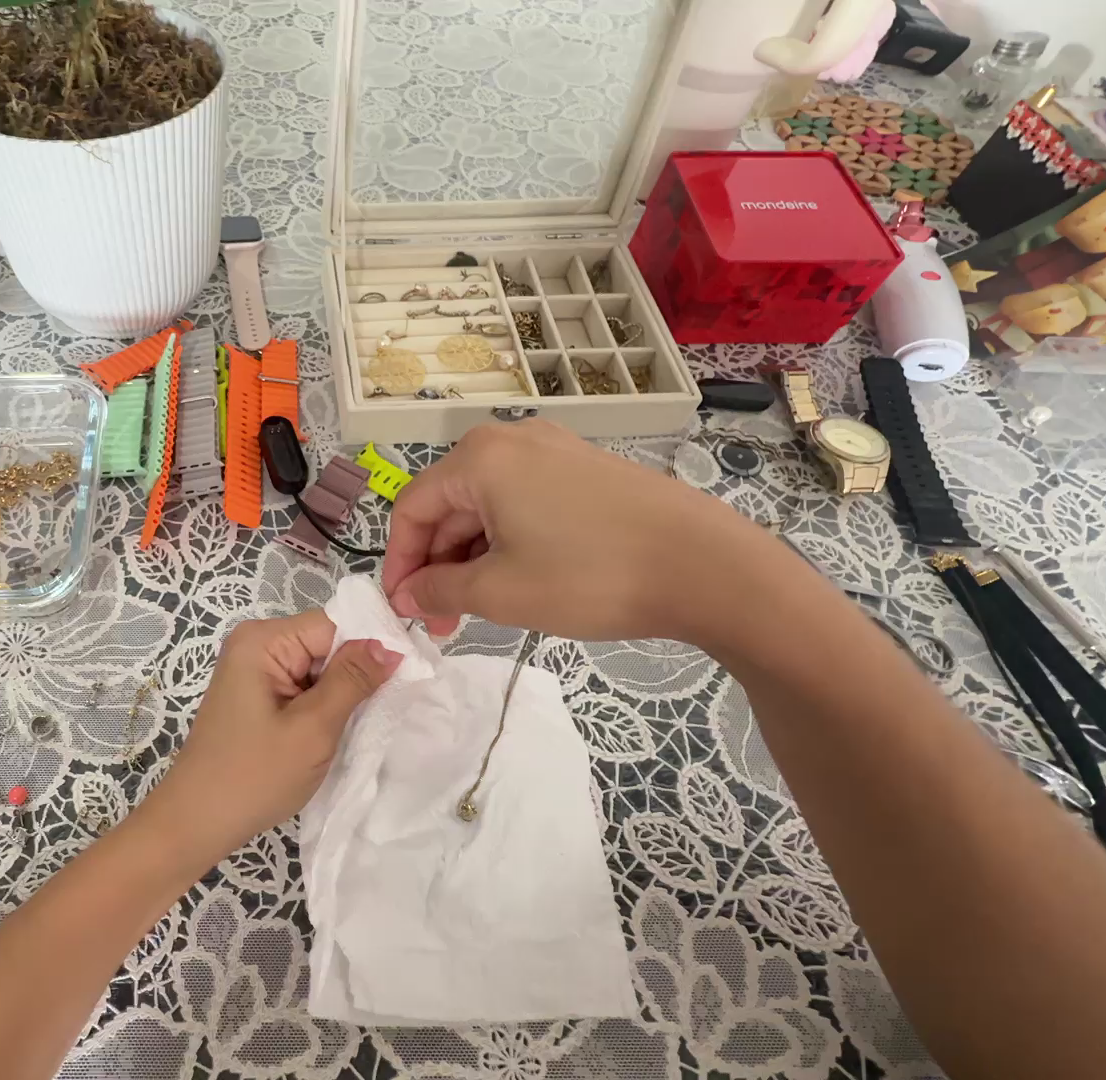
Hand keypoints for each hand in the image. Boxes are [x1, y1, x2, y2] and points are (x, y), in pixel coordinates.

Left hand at [141, 612, 400, 863]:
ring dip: (342, 692)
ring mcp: (254, 668)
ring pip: (319, 666)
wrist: (197, 821)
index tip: (409, 674)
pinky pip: (303, 685)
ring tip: (363, 721)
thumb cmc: (254, 776)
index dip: (372, 645)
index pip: (334, 623)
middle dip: (357, 671)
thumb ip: (353, 680)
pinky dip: (323, 704)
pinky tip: (335, 728)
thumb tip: (392, 645)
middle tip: (388, 706)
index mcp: (263, 640)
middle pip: (327, 642)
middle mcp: (256, 643)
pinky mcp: (257, 693)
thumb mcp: (313, 729)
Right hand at [380, 420, 794, 644]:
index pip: (412, 509)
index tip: (403, 610)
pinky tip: (517, 581)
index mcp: (479, 458)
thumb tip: (408, 595)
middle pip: (448, 505)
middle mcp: (509, 440)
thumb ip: (438, 590)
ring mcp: (552, 450)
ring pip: (485, 507)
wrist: (706, 566)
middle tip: (441, 622)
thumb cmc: (589, 576)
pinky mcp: (583, 469)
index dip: (399, 563)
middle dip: (438, 565)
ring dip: (471, 559)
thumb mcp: (500, 591)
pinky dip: (505, 543)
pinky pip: (521, 503)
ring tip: (478, 610)